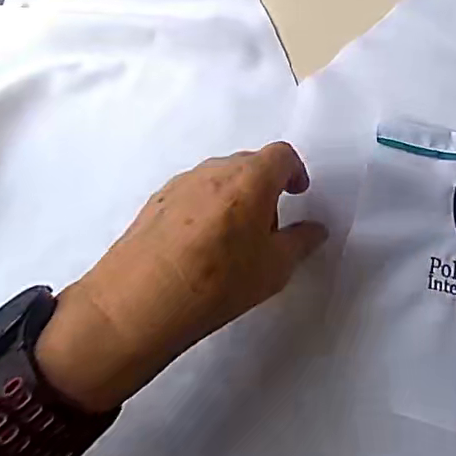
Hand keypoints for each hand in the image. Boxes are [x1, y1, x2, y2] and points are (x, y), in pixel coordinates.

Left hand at [36, 143, 326, 412]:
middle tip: (267, 228)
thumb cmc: (218, 282)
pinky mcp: (155, 200)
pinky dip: (205, 207)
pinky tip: (198, 247)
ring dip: (233, 197)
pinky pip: (192, 193)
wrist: (141, 299)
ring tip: (231, 243)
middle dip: (264, 188)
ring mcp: (181, 183)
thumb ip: (300, 243)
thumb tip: (315, 230)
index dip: (293, 171)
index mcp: (249, 178)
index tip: (297, 194)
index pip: (280, 155)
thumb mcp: (273, 269)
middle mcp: (214, 170)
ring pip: (218, 178)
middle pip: (248, 164)